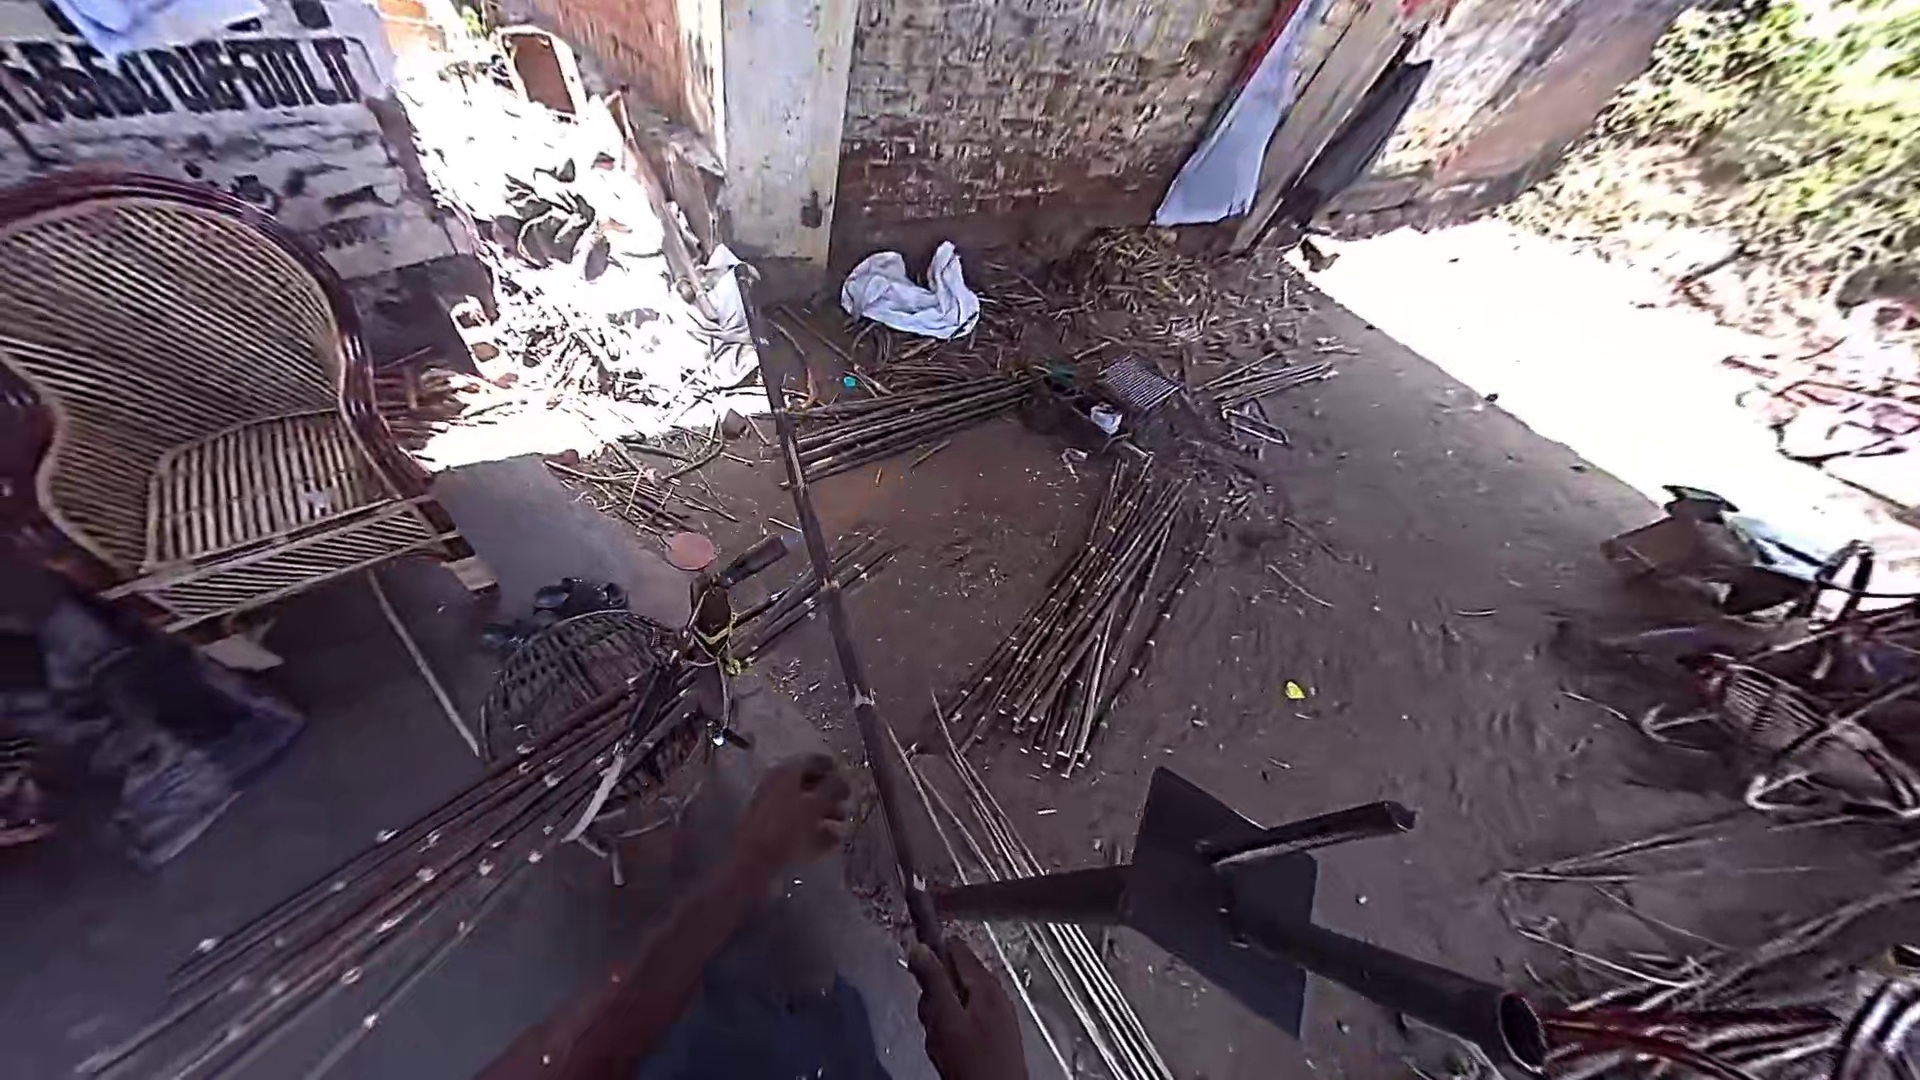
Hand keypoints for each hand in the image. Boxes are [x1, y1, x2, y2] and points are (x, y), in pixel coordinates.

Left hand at [731, 754, 850, 878]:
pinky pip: (794, 826)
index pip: (811, 761)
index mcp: (784, 774)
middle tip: (846, 802)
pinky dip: (813, 830)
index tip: (847, 776)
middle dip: (829, 794)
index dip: (831, 767)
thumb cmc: (787, 828)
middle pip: (807, 785)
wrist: (753, 865)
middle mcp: (774, 787)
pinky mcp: (767, 833)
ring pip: (801, 807)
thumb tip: (844, 780)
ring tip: (842, 824)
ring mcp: (768, 810)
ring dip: (824, 813)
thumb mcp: (815, 804)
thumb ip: (833, 788)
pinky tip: (831, 842)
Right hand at [907, 937, 1027, 1079]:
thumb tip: (919, 948)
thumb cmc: (973, 1065)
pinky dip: (953, 1032)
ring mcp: (997, 1015)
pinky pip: (967, 1021)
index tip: (916, 972)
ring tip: (940, 1043)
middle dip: (935, 995)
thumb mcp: (946, 1020)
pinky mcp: (995, 1037)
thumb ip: (933, 982)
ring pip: (957, 1001)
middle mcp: (995, 992)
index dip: (931, 954)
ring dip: (941, 1018)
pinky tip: (950, 1053)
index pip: (954, 947)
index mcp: (985, 982)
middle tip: (931, 1020)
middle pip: (954, 975)